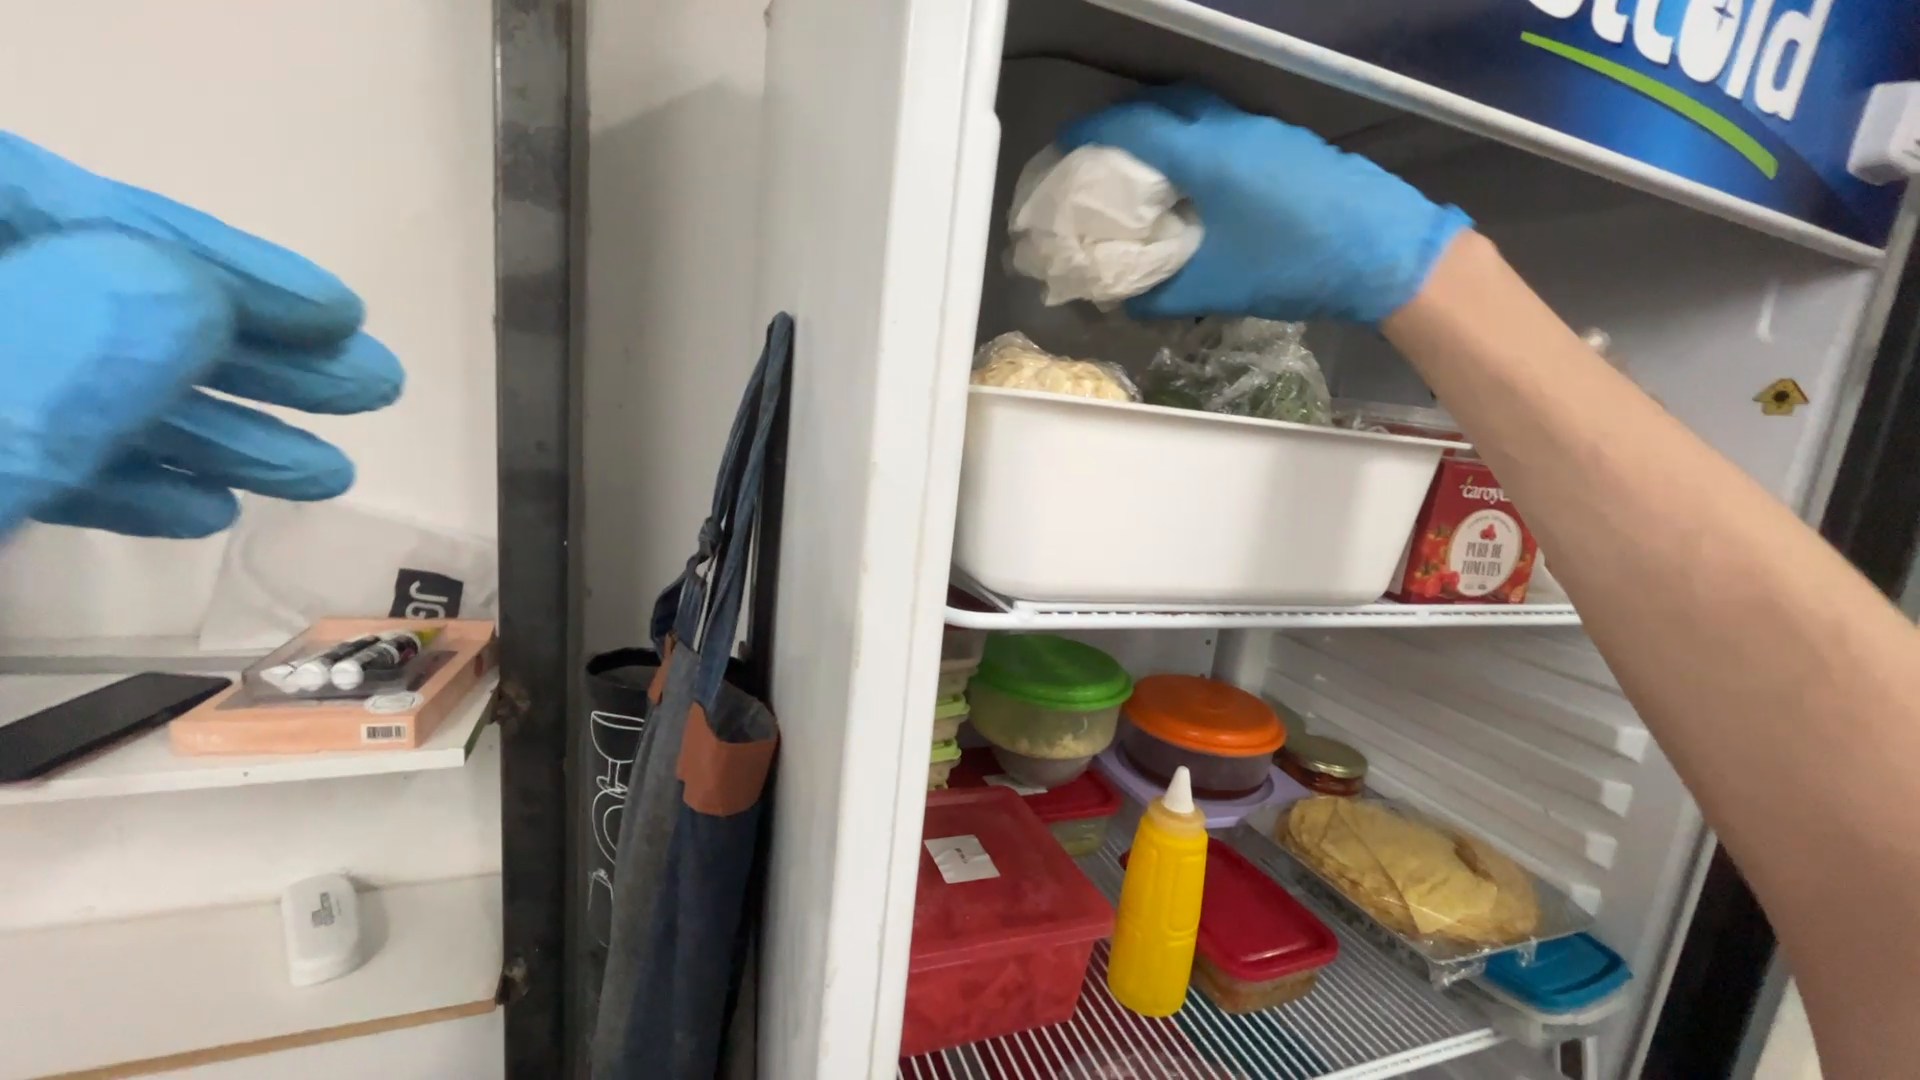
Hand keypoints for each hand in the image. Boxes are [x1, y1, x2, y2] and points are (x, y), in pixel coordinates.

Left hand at [0, 133, 402, 537]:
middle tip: (372, 388)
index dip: (207, 256)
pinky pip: (19, 448)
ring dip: (214, 428)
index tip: (337, 315)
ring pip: (63, 382)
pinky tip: (210, 507)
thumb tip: (194, 294)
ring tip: (327, 473)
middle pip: (81, 295)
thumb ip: (52, 362)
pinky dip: (125, 476)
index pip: (42, 205)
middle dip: (242, 346)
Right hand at [1060, 86, 1471, 324]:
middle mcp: (1233, 128)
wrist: (1384, 252)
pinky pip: (1226, 126)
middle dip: (1125, 119)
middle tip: (1101, 152)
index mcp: (1206, 155)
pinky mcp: (1288, 143)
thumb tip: (1124, 304)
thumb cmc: (1290, 265)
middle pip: (1165, 102)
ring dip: (1164, 126)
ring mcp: (1266, 130)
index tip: (1066, 147)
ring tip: (1142, 165)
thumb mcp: (1215, 288)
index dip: (1092, 132)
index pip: (1134, 126)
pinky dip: (1196, 139)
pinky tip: (1196, 178)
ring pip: (1199, 110)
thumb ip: (1160, 297)